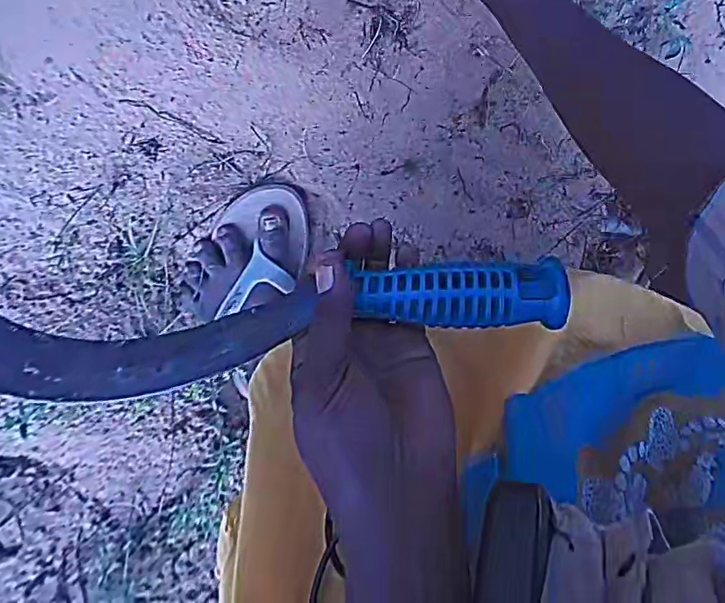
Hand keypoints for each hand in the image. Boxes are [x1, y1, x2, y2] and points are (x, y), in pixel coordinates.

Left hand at [291, 220, 468, 602]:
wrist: (403, 490)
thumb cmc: (348, 446)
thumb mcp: (324, 385)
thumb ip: (329, 323)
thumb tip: (329, 266)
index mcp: (313, 352)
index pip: (312, 301)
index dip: (321, 273)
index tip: (333, 249)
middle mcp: (345, 341)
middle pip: (347, 288)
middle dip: (353, 258)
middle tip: (363, 233)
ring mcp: (380, 341)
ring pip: (378, 289)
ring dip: (379, 261)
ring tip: (382, 234)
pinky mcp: (412, 343)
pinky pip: (408, 304)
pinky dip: (409, 279)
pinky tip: (408, 257)